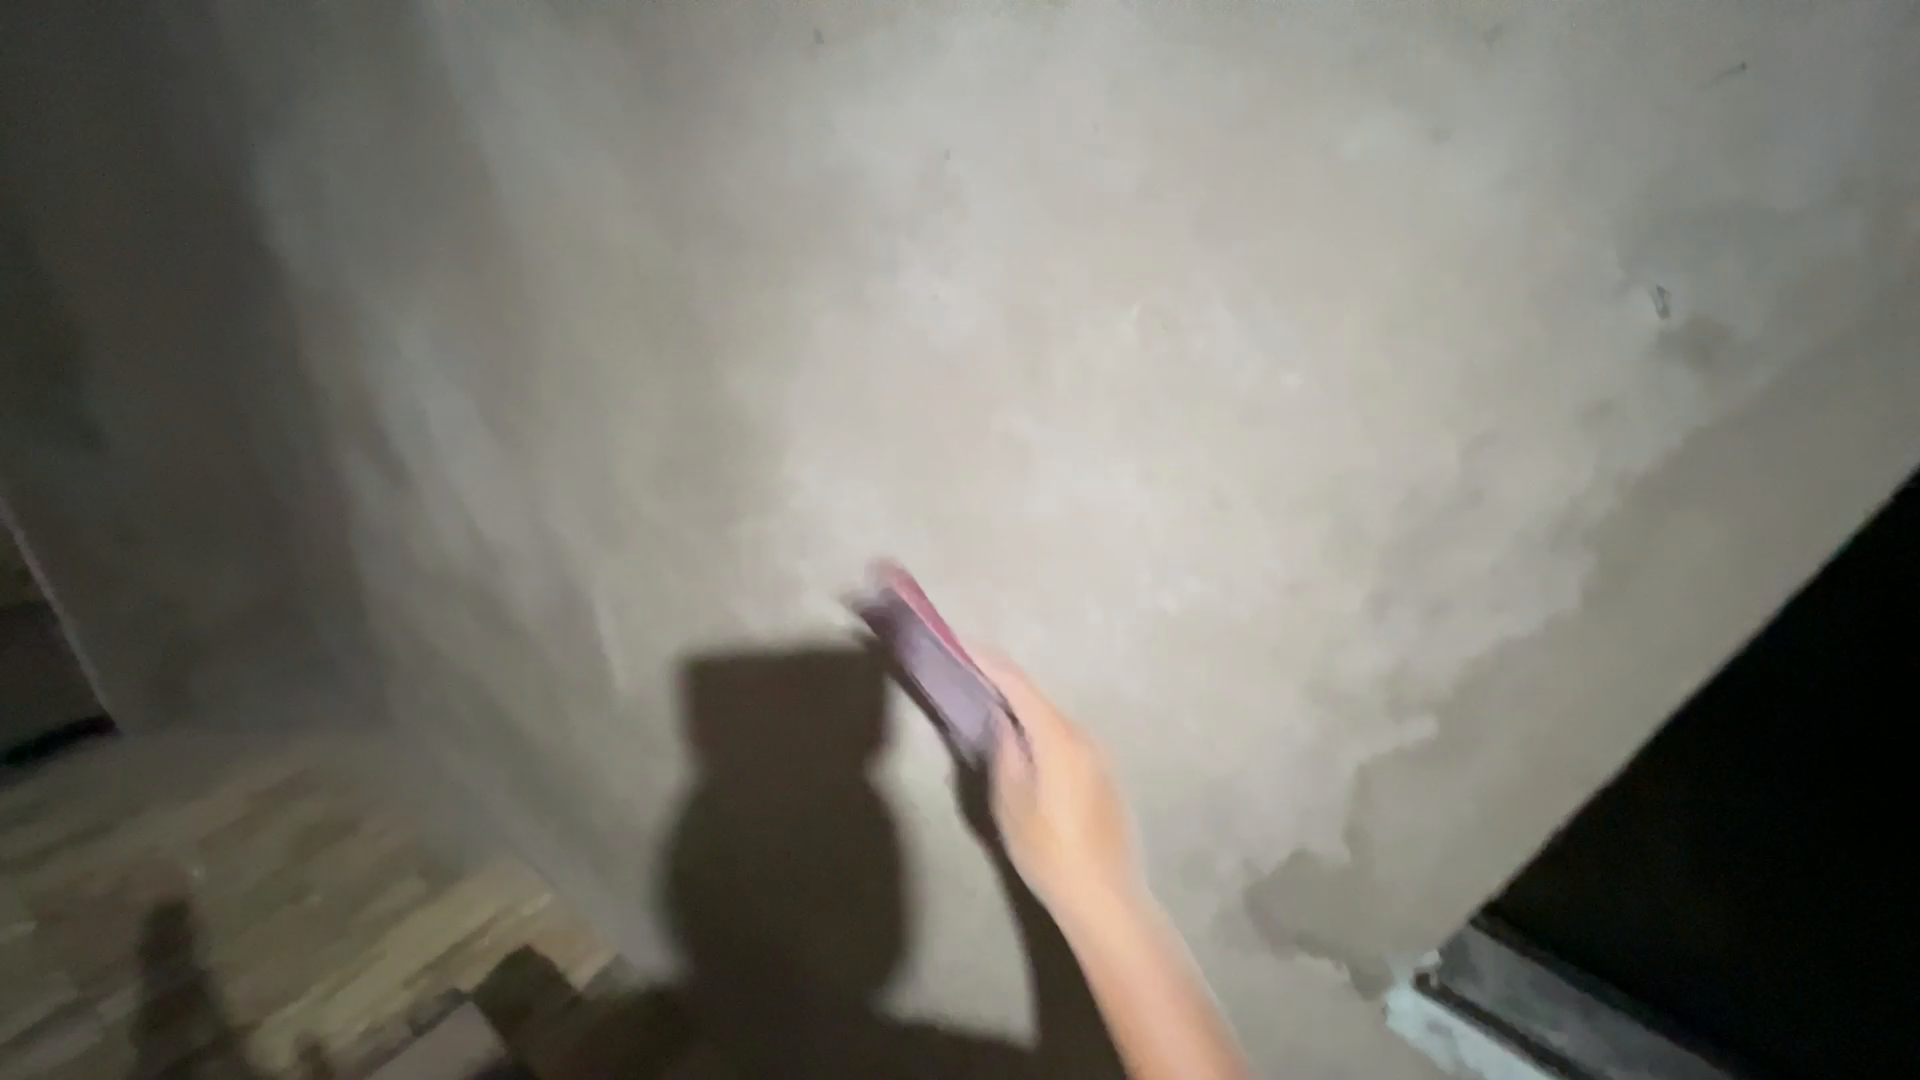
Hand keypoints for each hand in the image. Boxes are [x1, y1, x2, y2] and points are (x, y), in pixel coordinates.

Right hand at [975, 652, 1139, 916]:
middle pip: (1038, 701)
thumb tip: (1000, 720)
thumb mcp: (1012, 806)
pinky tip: (1028, 755)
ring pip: (1053, 722)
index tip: (964, 646)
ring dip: (1024, 715)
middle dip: (1005, 688)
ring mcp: (1100, 755)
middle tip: (971, 683)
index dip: (990, 663)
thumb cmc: (1050, 853)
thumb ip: (1005, 754)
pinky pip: (1067, 741)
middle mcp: (1084, 736)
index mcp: (1058, 738)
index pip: (1019, 686)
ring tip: (993, 719)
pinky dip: (1043, 736)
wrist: (1108, 898)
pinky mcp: (1107, 775)